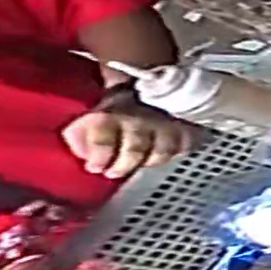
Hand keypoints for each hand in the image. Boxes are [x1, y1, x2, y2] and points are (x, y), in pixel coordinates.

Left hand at [61, 104, 196, 180]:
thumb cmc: (115, 114)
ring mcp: (168, 124)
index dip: (98, 159)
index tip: (95, 168)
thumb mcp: (87, 120)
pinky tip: (162, 156)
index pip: (103, 142)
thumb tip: (86, 157)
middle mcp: (141, 120)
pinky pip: (185, 148)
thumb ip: (81, 137)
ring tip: (140, 164)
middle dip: (124, 166)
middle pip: (135, 149)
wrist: (152, 96)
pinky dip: (174, 156)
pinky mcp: (189, 129)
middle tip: (115, 173)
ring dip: (150, 162)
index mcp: (110, 116)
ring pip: (163, 152)